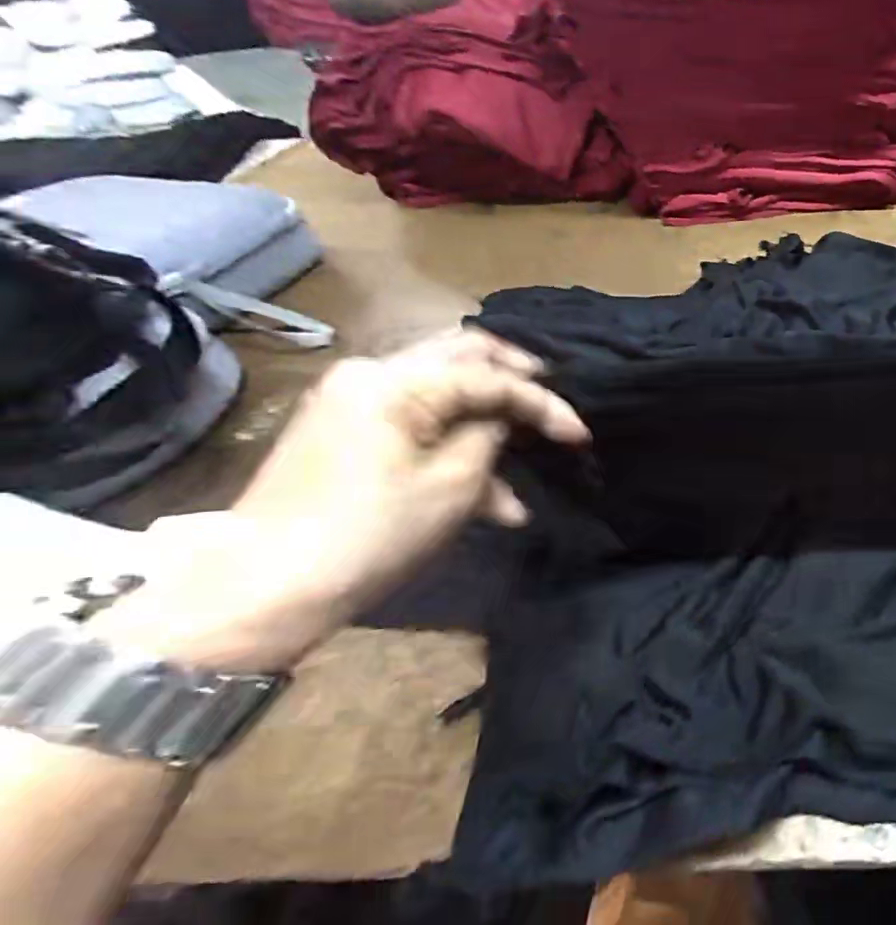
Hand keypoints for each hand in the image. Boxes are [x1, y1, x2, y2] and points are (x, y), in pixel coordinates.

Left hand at [89, 330, 588, 670]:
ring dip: (487, 426)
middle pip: (463, 358)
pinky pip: (417, 421)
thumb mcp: (456, 482)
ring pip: (444, 392)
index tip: (581, 437)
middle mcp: (370, 375)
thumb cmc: (373, 530)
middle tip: (554, 404)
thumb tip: (504, 417)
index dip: (544, 404)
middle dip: (517, 382)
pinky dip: (454, 447)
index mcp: (394, 380)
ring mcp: (352, 402)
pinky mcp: (346, 431)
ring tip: (520, 481)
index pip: (491, 376)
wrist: (262, 590)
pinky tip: (486, 499)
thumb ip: (492, 432)